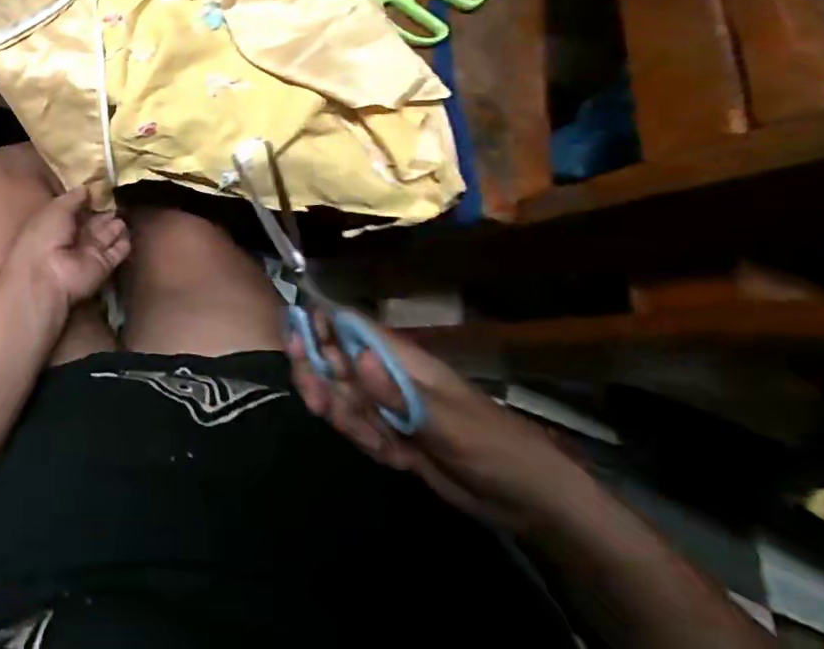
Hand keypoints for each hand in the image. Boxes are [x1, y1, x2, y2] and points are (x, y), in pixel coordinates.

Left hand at [0, 186, 130, 312]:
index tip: (101, 191)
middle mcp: (73, 240)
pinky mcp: (103, 266)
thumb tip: (86, 188)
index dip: (88, 202)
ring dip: (115, 227)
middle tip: (119, 201)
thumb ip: (73, 198)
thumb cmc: (45, 235)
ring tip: (126, 213)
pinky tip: (129, 232)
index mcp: (56, 225)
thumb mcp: (56, 208)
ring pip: (106, 237)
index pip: (75, 212)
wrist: (49, 275)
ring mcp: (89, 254)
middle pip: (93, 225)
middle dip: (104, 214)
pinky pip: (116, 253)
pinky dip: (123, 244)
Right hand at [286, 315, 588, 531]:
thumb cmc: (492, 445)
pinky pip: (367, 435)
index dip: (324, 327)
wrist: (528, 497)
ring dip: (343, 414)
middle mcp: (391, 380)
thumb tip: (356, 356)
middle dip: (321, 376)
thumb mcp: (445, 420)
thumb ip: (397, 393)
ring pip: (349, 403)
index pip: (354, 331)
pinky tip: (391, 458)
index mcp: (404, 362)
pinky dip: (370, 445)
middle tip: (310, 393)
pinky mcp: (399, 441)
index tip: (295, 333)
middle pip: (340, 366)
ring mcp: (394, 411)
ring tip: (346, 424)